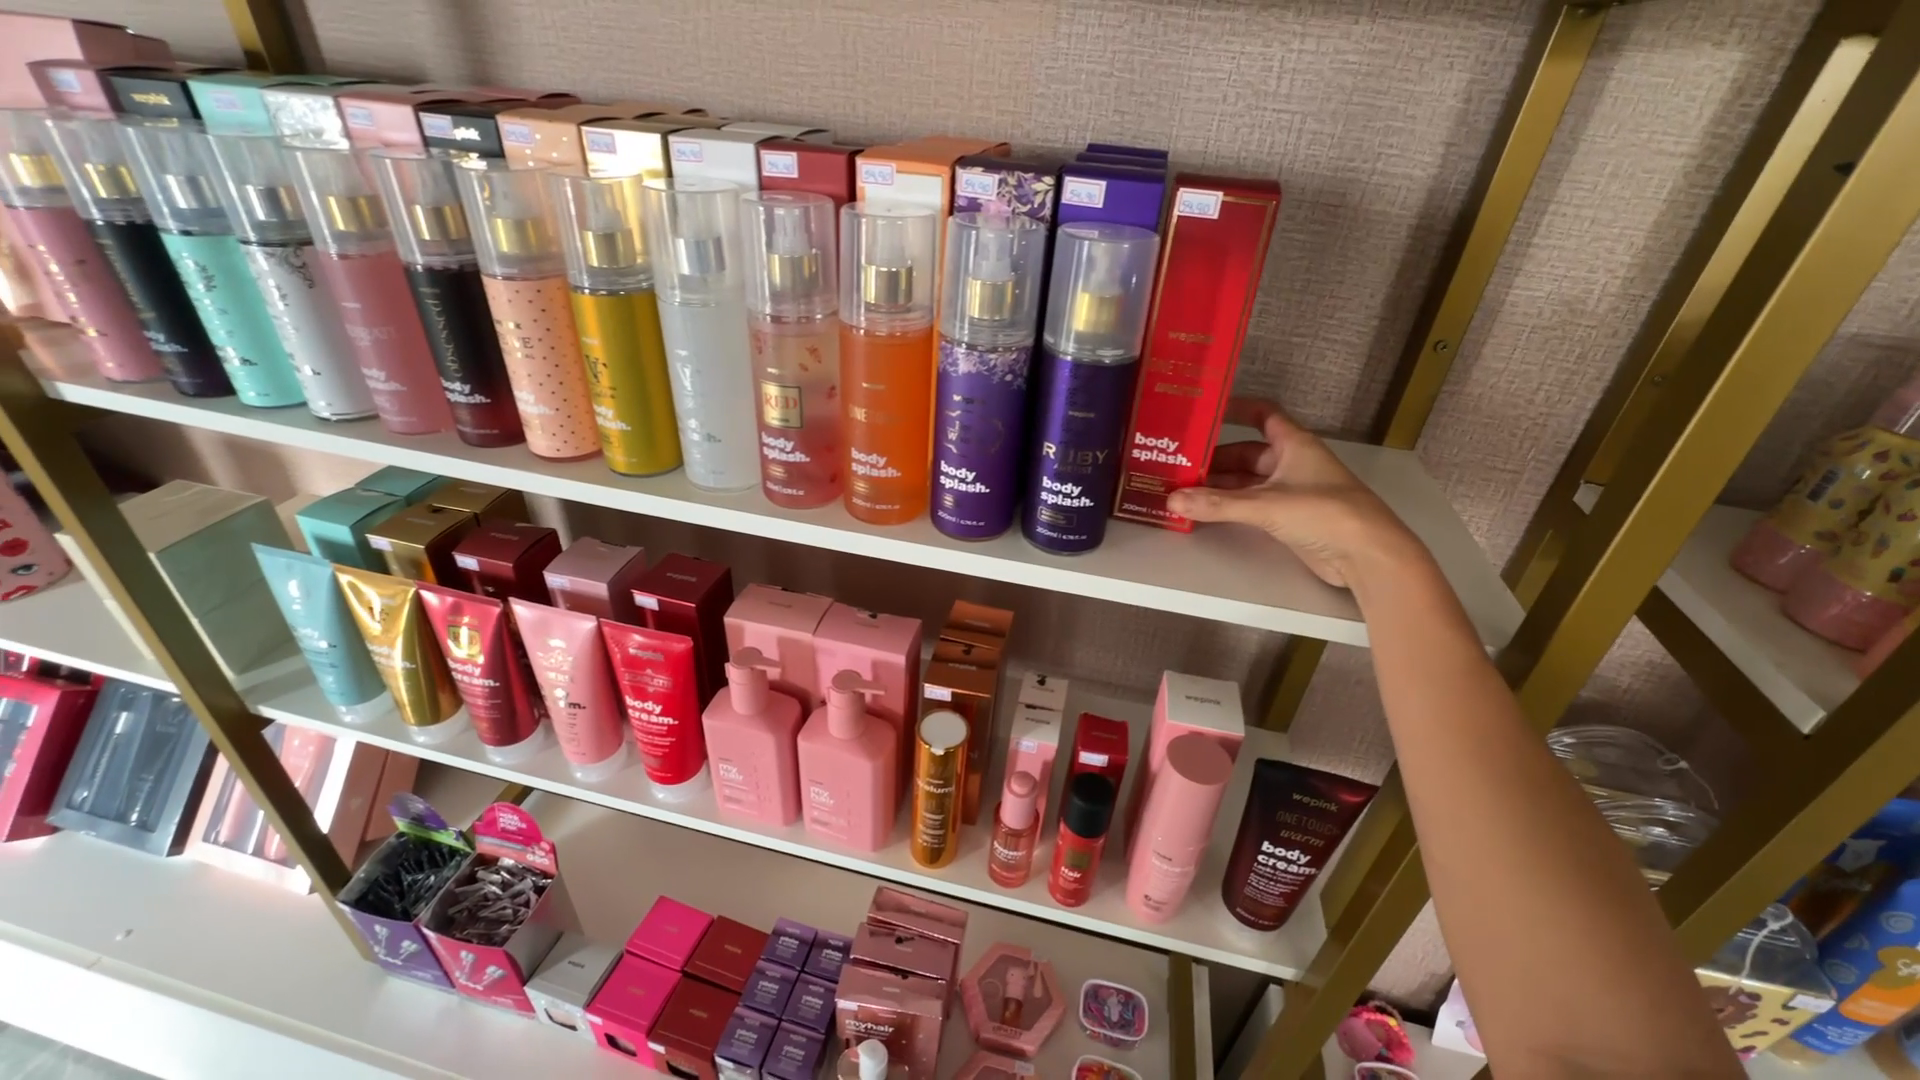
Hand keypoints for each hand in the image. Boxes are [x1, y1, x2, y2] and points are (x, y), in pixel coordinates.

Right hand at [1167, 398, 1427, 589]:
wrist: (1366, 555)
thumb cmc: (1324, 513)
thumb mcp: (1266, 504)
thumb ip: (1218, 504)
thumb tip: (1173, 501)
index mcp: (1293, 444)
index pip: (1262, 414)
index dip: (1236, 409)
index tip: (1204, 411)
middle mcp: (1291, 462)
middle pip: (1246, 452)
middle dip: (1214, 458)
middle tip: (1178, 464)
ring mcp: (1291, 490)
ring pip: (1247, 480)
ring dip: (1219, 484)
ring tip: (1182, 488)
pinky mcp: (1290, 517)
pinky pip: (1252, 504)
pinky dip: (1230, 505)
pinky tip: (1205, 510)